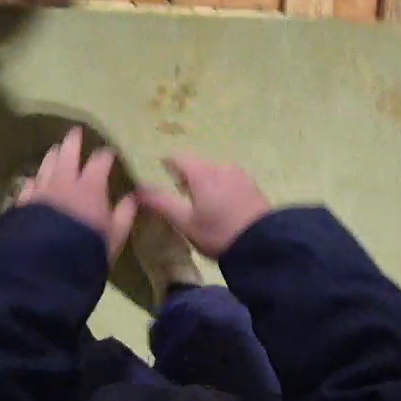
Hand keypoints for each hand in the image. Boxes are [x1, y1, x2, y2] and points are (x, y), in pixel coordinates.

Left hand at [15, 129, 137, 258]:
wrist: (46, 264)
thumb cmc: (87, 249)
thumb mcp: (115, 236)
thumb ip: (124, 214)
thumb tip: (132, 197)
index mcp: (91, 186)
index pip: (100, 161)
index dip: (106, 155)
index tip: (109, 152)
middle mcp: (65, 182)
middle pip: (68, 154)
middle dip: (73, 142)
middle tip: (75, 131)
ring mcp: (41, 190)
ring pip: (46, 165)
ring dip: (52, 155)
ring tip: (55, 149)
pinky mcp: (23, 203)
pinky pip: (29, 185)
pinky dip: (34, 180)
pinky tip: (34, 181)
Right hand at [136, 152, 271, 256]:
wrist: (263, 244)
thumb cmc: (218, 233)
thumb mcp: (184, 222)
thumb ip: (160, 203)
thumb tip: (137, 190)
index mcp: (201, 172)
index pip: (176, 157)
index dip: (166, 165)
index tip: (160, 178)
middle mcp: (221, 166)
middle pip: (196, 164)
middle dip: (186, 177)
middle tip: (180, 199)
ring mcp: (240, 174)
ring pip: (214, 172)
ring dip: (205, 183)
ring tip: (203, 207)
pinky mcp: (252, 185)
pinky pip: (229, 180)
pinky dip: (221, 188)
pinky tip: (223, 208)